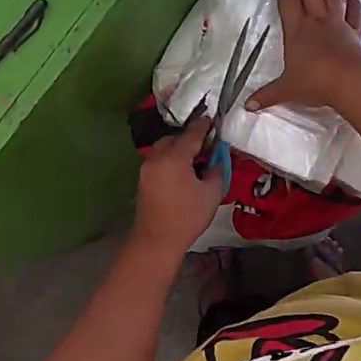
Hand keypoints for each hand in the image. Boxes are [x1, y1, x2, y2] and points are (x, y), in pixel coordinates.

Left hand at [132, 116, 223, 251]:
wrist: (157, 240)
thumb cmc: (188, 216)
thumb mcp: (212, 193)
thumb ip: (216, 170)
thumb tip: (216, 159)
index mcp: (175, 157)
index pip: (192, 134)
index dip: (204, 126)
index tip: (212, 120)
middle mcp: (157, 157)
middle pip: (174, 139)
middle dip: (189, 139)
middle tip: (206, 147)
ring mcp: (147, 169)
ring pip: (163, 149)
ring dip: (178, 149)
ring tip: (194, 160)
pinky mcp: (143, 180)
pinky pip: (159, 161)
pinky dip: (170, 160)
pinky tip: (182, 172)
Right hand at [247, 0, 360, 111]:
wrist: (351, 82)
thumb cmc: (316, 82)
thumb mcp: (287, 89)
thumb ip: (268, 95)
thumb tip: (247, 106)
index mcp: (297, 29)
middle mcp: (317, 20)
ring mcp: (338, 24)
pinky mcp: (355, 32)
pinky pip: (355, 13)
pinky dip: (354, 3)